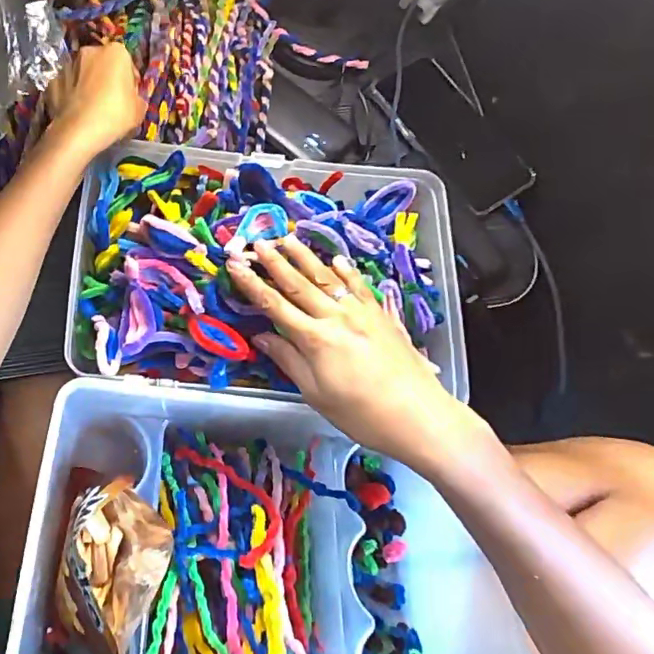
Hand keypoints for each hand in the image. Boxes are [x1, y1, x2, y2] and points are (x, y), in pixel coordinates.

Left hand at [44, 43, 144, 156]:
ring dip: (86, 85)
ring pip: (82, 74)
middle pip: (102, 64)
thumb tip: (131, 100)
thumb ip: (136, 99)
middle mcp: (90, 51)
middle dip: (105, 79)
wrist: (79, 131)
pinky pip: (66, 87)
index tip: (128, 97)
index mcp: (116, 52)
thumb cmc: (115, 115)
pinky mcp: (51, 81)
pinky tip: (75, 112)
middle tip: (109, 102)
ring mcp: (67, 65)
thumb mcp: (138, 110)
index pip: (126, 64)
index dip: (129, 82)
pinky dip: (70, 95)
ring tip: (90, 108)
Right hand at [226, 236, 482, 472]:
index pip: (275, 305)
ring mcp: (361, 312)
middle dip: (275, 262)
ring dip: (305, 257)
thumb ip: (289, 360)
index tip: (235, 266)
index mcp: (315, 339)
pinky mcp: (381, 315)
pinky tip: (335, 259)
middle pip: (298, 284)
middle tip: (257, 242)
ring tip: (288, 238)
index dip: (252, 284)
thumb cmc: (361, 413)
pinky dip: (345, 270)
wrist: (418, 415)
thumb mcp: (316, 393)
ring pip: (327, 278)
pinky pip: (358, 286)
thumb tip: (262, 337)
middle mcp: (336, 318)